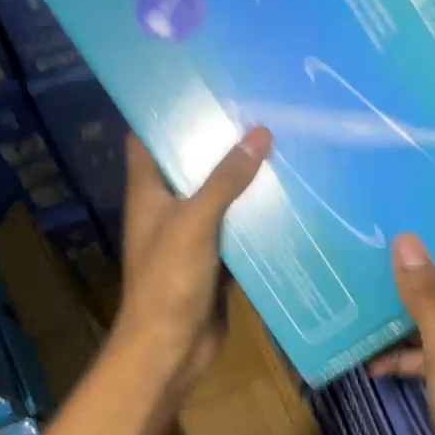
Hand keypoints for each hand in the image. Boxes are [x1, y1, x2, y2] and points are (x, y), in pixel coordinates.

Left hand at [112, 128, 268, 396]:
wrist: (171, 349)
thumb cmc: (170, 281)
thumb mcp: (195, 221)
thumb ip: (225, 179)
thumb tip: (259, 133)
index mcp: (148, 193)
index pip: (146, 139)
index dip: (165, 111)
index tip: (200, 86)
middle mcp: (167, 210)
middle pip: (191, 167)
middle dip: (219, 143)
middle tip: (258, 110)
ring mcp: (192, 239)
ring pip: (220, 201)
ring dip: (244, 182)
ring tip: (281, 146)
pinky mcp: (215, 265)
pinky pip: (238, 234)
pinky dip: (257, 221)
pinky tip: (288, 200)